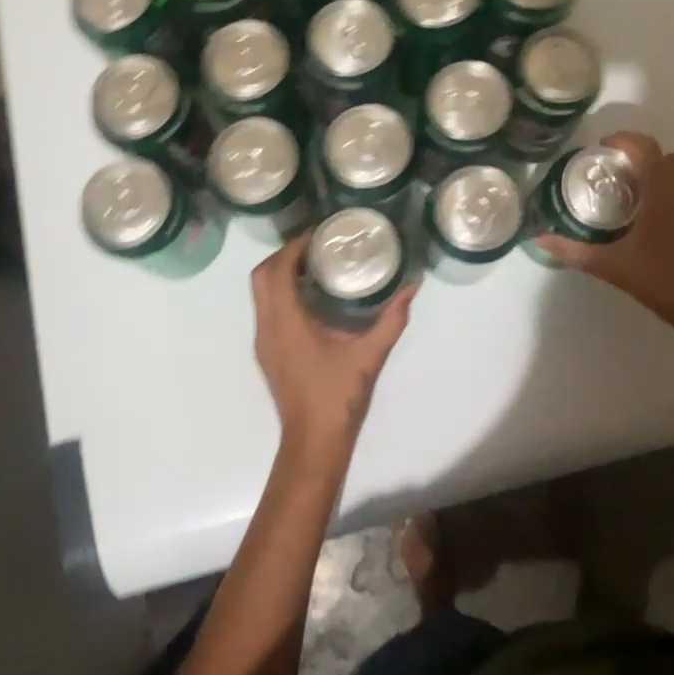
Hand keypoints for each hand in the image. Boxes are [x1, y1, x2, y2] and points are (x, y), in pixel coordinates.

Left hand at [251, 234, 417, 452]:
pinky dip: (281, 293)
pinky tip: (311, 298)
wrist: (314, 441)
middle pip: (262, 276)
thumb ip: (392, 319)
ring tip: (315, 265)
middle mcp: (267, 327)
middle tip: (316, 246)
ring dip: (280, 274)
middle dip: (284, 255)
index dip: (294, 246)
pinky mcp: (268, 353)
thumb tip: (413, 287)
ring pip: (260, 294)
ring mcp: (263, 342)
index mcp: (286, 322)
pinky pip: (266, 310)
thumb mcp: (370, 355)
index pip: (278, 270)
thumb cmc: (338, 397)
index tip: (318, 233)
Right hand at [537, 132, 673, 337]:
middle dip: (642, 159)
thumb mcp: (612, 266)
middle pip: (665, 156)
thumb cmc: (662, 280)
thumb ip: (573, 251)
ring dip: (666, 175)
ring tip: (646, 197)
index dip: (622, 140)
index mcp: (663, 188)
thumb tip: (539, 240)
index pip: (643, 146)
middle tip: (620, 178)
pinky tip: (671, 220)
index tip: (603, 148)